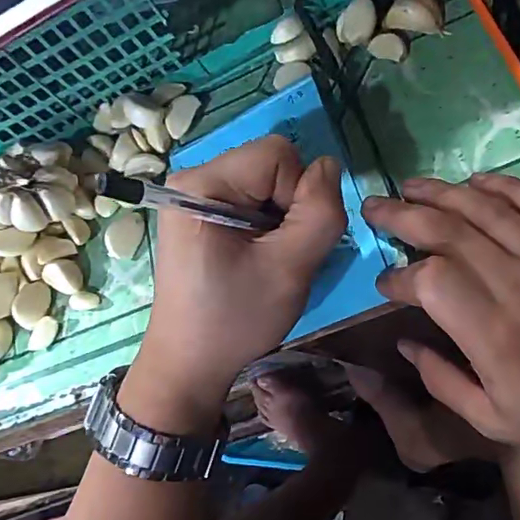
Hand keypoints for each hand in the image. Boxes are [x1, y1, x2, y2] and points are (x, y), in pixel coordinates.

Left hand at [125, 137, 345, 424]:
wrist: (189, 364)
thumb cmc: (235, 319)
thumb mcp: (289, 268)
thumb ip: (319, 212)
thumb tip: (330, 165)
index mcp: (203, 182)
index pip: (279, 154)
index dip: (299, 193)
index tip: (286, 242)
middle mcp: (193, 177)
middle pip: (272, 165)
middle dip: (290, 206)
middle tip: (279, 255)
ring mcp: (194, 195)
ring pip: (267, 183)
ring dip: (281, 219)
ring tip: (266, 261)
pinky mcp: (200, 214)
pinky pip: (252, 200)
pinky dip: (267, 227)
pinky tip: (255, 259)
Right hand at [362, 174, 519, 467]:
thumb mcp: (495, 423)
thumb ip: (443, 381)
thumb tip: (405, 344)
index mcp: (495, 336)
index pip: (430, 280)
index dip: (398, 277)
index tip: (385, 286)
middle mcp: (519, 286)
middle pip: (450, 231)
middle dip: (403, 216)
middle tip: (373, 208)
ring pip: (487, 209)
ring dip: (442, 192)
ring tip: (409, 186)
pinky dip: (505, 186)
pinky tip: (476, 180)